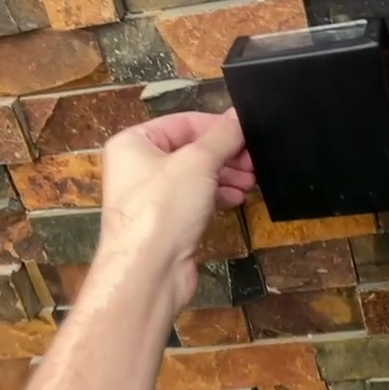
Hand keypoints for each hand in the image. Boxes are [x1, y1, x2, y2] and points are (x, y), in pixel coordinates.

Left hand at [96, 111, 255, 313]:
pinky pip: (195, 199)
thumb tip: (239, 116)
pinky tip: (236, 197)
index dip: (218, 127)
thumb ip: (223, 136)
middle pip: (191, 149)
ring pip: (196, 175)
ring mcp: (151, 197)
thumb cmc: (163, 209)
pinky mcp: (166, 222)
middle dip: (225, 154)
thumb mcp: (199, 162)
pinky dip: (216, 195)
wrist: (148, 273)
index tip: (248, 133)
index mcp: (133, 143)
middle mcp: (138, 167)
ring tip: (251, 180)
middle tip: (254, 160)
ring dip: (225, 174)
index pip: (183, 122)